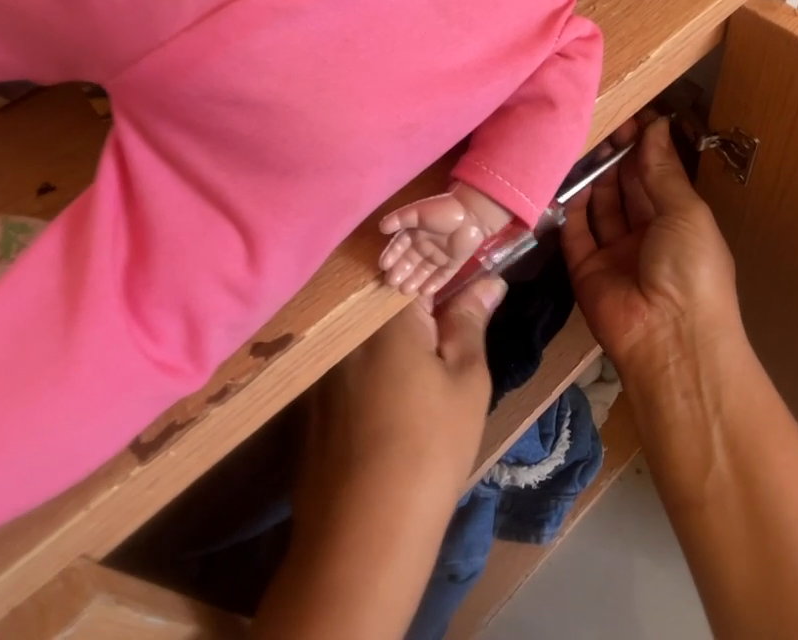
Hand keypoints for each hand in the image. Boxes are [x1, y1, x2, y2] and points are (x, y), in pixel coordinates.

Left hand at [292, 275, 506, 536]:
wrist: (364, 532)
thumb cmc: (431, 446)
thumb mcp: (467, 378)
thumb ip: (471, 321)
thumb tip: (486, 281)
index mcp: (386, 316)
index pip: (420, 265)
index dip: (452, 268)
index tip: (477, 276)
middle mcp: (345, 330)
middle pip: (389, 297)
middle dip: (425, 300)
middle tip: (460, 321)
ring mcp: (322, 366)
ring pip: (367, 331)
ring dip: (398, 334)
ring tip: (431, 359)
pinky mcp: (311, 401)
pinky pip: (349, 363)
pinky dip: (374, 364)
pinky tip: (395, 395)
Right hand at [378, 185, 512, 296]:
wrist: (472, 213)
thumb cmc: (442, 210)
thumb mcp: (418, 212)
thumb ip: (399, 219)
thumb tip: (381, 227)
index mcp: (416, 231)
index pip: (400, 245)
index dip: (391, 255)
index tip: (383, 266)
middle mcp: (426, 245)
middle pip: (410, 261)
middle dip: (401, 271)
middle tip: (391, 283)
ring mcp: (440, 255)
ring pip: (424, 270)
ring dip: (414, 280)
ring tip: (404, 291)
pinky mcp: (454, 262)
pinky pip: (443, 275)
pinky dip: (434, 284)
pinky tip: (424, 293)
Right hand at [562, 118, 743, 384]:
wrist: (670, 339)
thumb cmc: (692, 268)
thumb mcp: (686, 212)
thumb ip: (662, 169)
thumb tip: (657, 124)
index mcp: (679, 220)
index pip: (657, 175)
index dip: (643, 146)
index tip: (627, 114)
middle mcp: (646, 234)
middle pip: (625, 188)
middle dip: (615, 157)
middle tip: (597, 122)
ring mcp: (614, 253)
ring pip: (598, 207)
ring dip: (591, 177)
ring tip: (577, 143)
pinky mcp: (585, 270)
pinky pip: (574, 234)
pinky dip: (568, 208)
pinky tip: (561, 178)